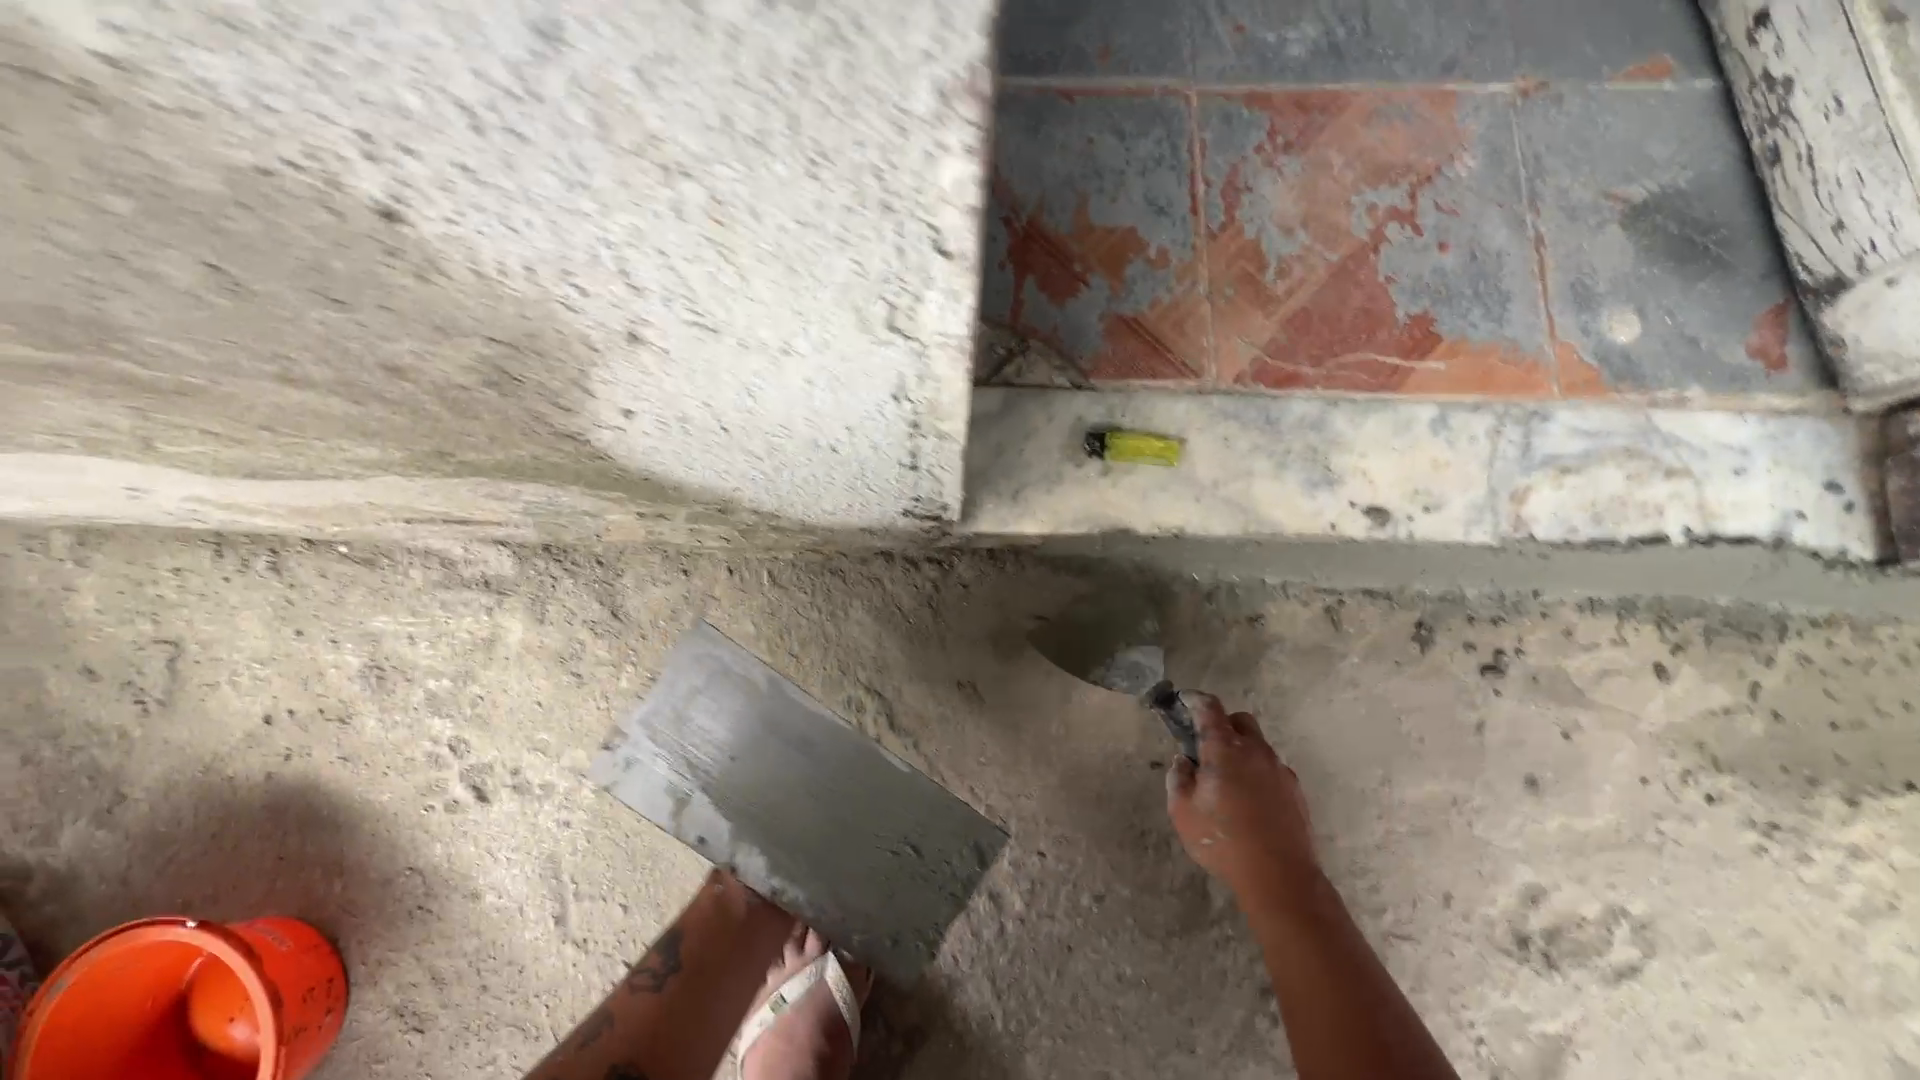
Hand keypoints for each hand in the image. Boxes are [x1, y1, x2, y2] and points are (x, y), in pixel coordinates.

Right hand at [1166, 692, 1318, 903]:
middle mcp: (1255, 751)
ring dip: (1241, 751)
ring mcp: (1279, 769)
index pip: (1209, 709)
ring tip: (1228, 781)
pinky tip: (1250, 800)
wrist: (1280, 875)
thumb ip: (1179, 779)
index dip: (1195, 700)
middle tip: (1206, 747)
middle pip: (1240, 721)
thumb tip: (1183, 761)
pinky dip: (1258, 773)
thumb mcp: (1182, 812)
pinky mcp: (1295, 790)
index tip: (1185, 700)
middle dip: (1222, 724)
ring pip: (1258, 746)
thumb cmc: (1223, 841)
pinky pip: (1272, 769)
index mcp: (1224, 749)